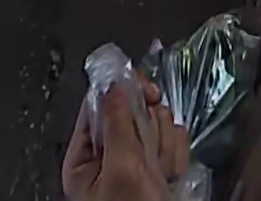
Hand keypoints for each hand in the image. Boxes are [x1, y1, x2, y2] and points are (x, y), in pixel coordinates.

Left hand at [62, 80, 187, 200]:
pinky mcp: (158, 166)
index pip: (99, 103)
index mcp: (85, 157)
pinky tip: (169, 178)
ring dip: (164, 146)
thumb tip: (113, 82)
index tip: (148, 93)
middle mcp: (109, 155)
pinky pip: (173, 139)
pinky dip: (175, 157)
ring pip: (157, 121)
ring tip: (160, 175)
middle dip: (149, 128)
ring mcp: (135, 161)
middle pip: (132, 108)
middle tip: (149, 152)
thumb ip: (116, 123)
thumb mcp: (120, 170)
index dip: (124, 90)